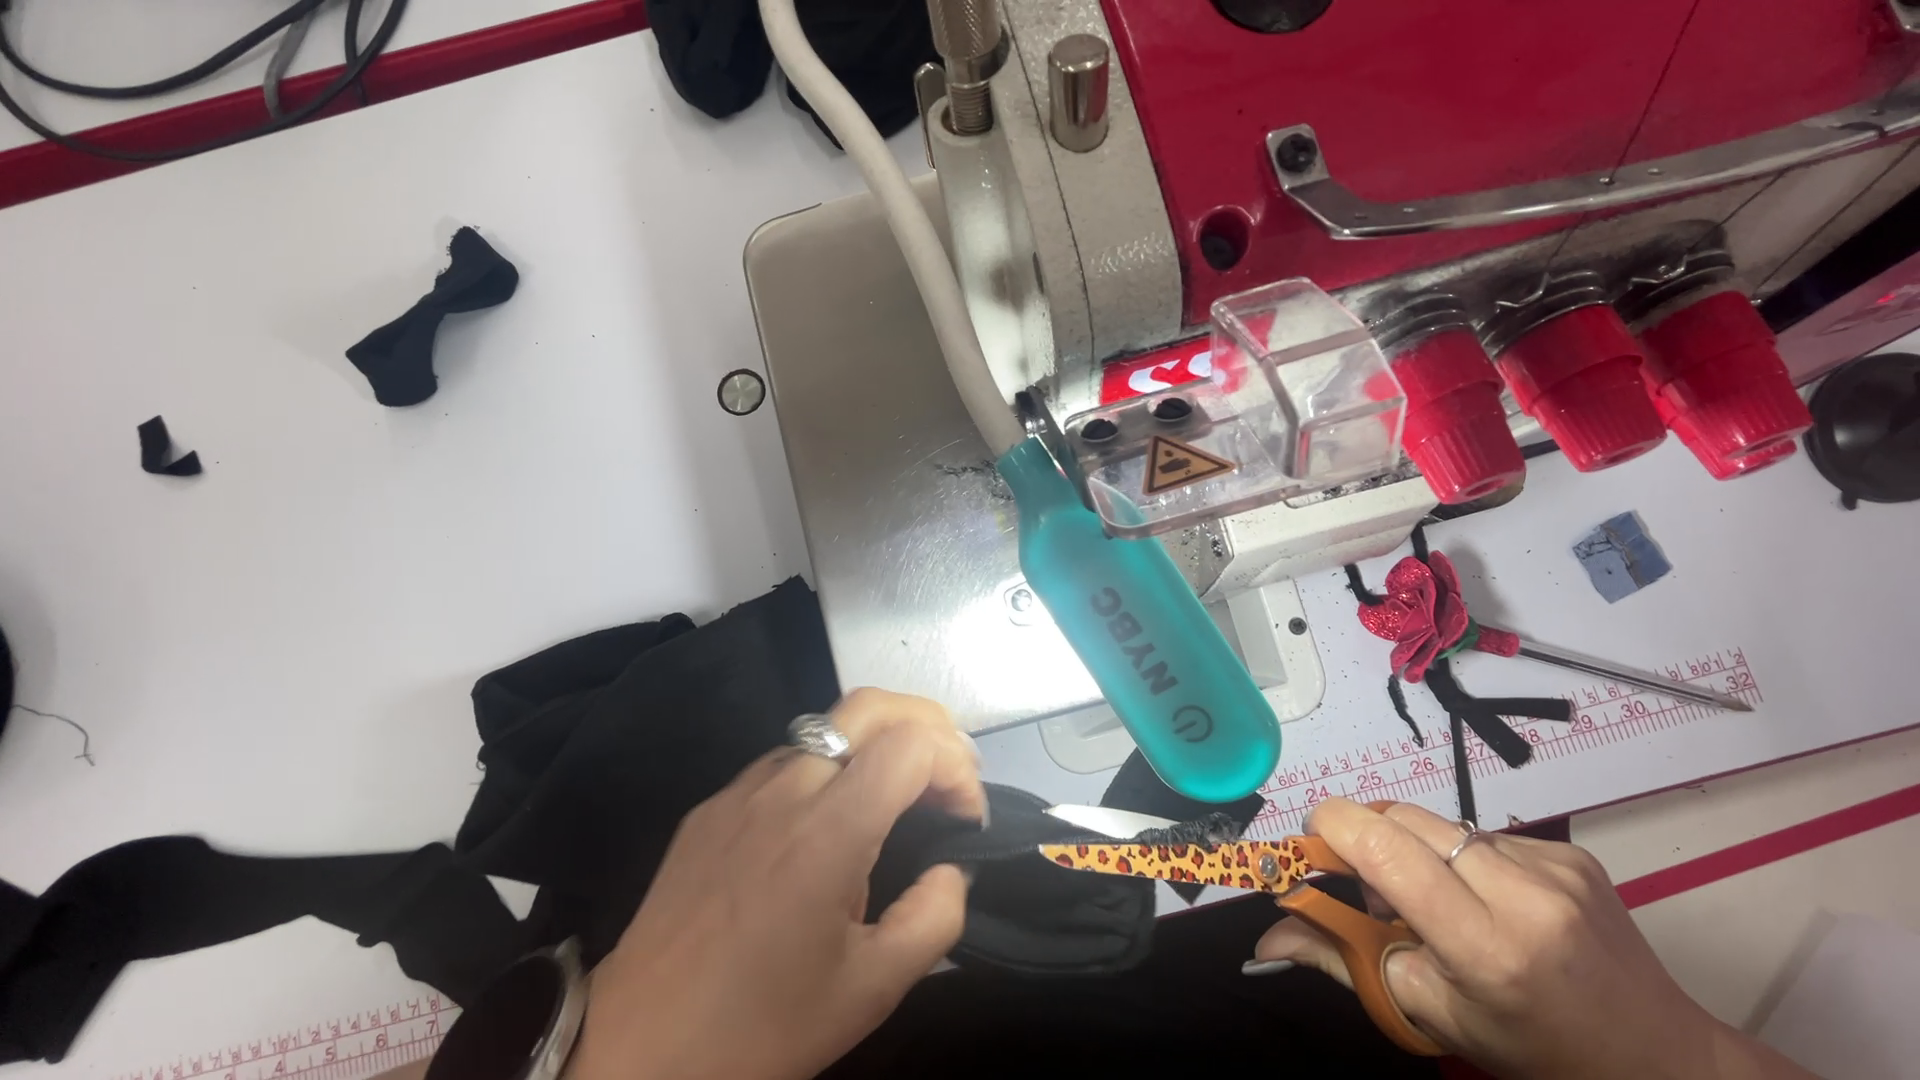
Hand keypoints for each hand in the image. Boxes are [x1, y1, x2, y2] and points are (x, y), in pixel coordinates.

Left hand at [568, 689, 985, 1079]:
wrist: (637, 1050)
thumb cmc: (763, 1025)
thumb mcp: (872, 988)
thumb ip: (935, 914)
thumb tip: (954, 865)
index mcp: (829, 829)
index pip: (912, 743)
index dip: (955, 767)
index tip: (966, 820)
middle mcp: (784, 787)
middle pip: (870, 705)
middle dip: (927, 726)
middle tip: (950, 778)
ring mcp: (740, 790)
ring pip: (827, 731)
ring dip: (876, 750)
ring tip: (897, 801)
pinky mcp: (711, 806)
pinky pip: (784, 765)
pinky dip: (828, 773)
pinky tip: (828, 826)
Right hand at [1253, 799, 1811, 1079]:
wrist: (1658, 1057)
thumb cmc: (1530, 1048)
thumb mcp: (1428, 1013)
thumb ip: (1341, 961)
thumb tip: (1267, 940)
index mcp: (1484, 945)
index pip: (1385, 849)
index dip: (1332, 829)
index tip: (1310, 848)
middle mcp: (1522, 892)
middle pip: (1403, 819)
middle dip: (1366, 837)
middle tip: (1367, 884)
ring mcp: (1553, 865)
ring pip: (1440, 823)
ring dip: (1414, 848)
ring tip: (1436, 899)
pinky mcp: (1569, 852)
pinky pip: (1483, 833)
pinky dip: (1462, 857)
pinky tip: (1486, 899)